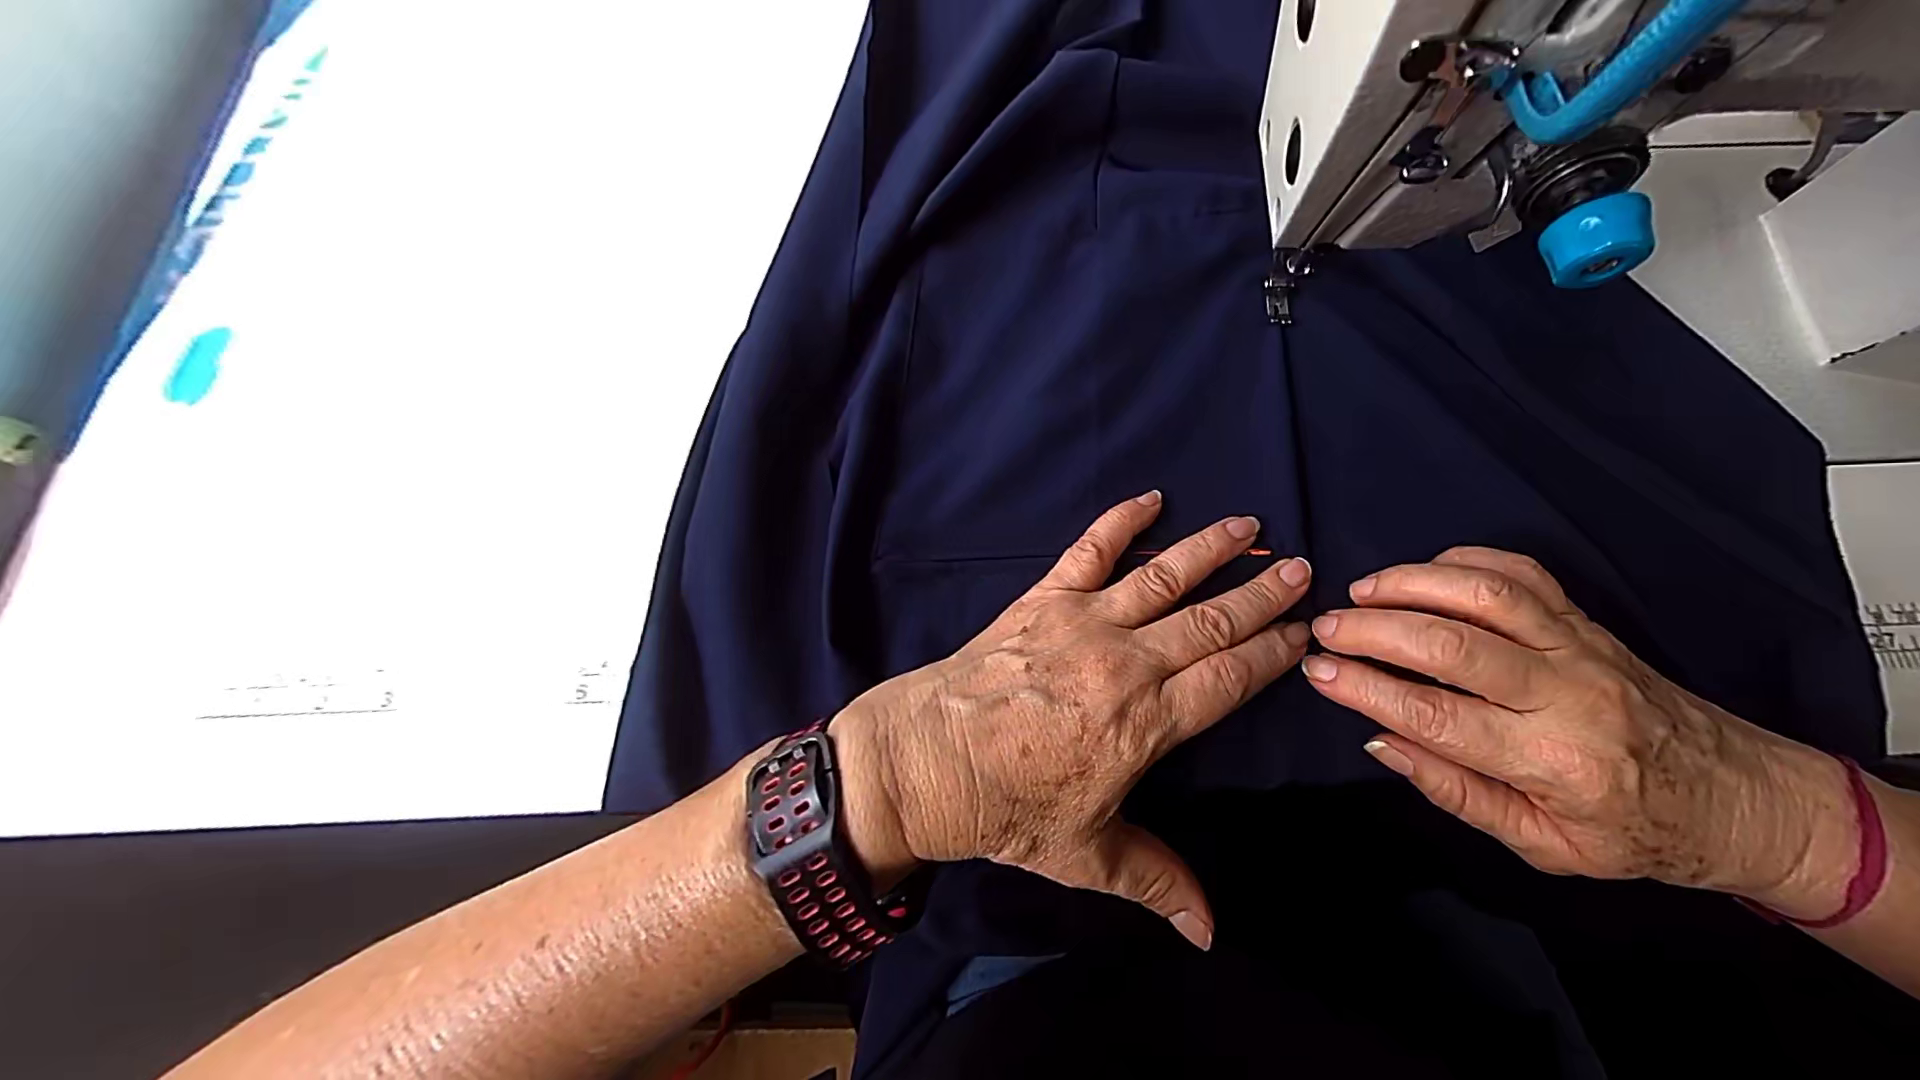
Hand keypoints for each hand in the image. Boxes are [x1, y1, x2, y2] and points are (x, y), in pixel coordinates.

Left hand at [829, 493, 1313, 948]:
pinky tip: (1149, 497)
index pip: (1228, 679)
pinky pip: (1088, 551)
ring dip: (1209, 550)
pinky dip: (1119, 521)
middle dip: (1260, 596)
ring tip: (1249, 528)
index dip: (1272, 653)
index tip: (1305, 632)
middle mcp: (1121, 663)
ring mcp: (1080, 624)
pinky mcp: (1040, 602)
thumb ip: (1156, 882)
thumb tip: (1212, 934)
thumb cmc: (1004, 808)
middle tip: (1302, 571)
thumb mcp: (1085, 856)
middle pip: (1208, 622)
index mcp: (1143, 722)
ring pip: (1161, 577)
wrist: (923, 760)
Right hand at [1302, 547, 1858, 919]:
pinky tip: (1419, 574)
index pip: (1436, 716)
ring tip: (1360, 591)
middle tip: (1325, 628)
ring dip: (1411, 583)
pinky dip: (1460, 561)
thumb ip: (1454, 791)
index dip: (1365, 689)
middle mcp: (1569, 695)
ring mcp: (1581, 647)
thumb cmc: (1631, 829)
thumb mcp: (1541, 844)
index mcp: (1554, 762)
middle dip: (1373, 629)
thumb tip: (1378, 739)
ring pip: (1485, 593)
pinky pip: (1520, 571)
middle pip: (1452, 643)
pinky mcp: (1586, 620)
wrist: (1739, 796)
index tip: (1318, 671)